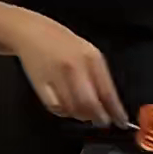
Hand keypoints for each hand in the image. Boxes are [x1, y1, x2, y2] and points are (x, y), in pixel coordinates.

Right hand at [11, 13, 128, 127]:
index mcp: (91, 58)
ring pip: (73, 108)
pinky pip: (56, 107)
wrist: (29, 31)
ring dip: (82, 116)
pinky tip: (68, 108)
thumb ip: (101, 77)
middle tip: (103, 122)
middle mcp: (74, 67)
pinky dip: (65, 112)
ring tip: (86, 114)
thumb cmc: (64, 44)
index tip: (122, 122)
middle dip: (99, 117)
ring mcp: (55, 75)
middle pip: (90, 103)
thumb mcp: (89, 53)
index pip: (107, 92)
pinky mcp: (38, 83)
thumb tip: (112, 105)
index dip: (116, 111)